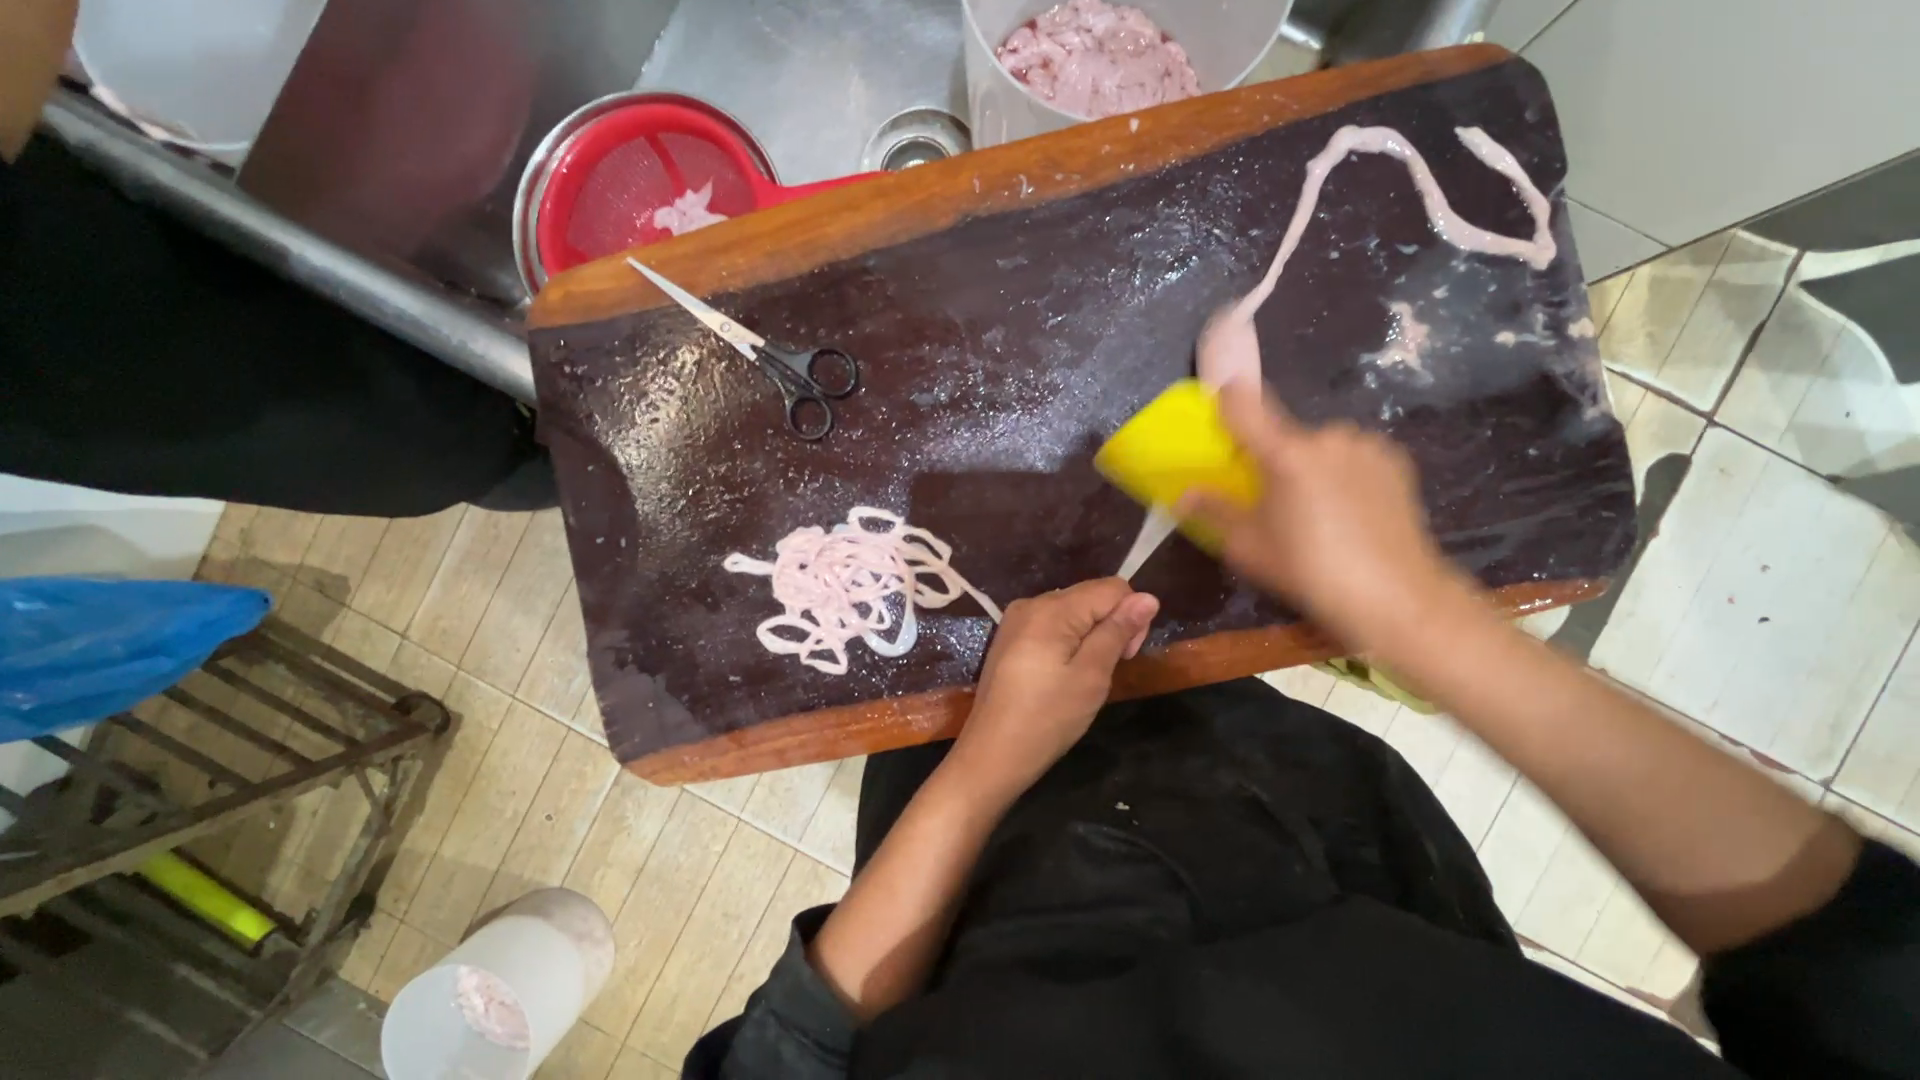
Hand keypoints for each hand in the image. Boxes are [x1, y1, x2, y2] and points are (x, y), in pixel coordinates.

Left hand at [946, 578, 1158, 802]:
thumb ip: (1118, 631)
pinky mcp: (1010, 638)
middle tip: (1105, 671)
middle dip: (1111, 625)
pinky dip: (1069, 642)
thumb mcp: (1091, 675)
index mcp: (1051, 608)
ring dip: (1091, 635)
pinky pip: (1053, 625)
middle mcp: (1031, 603)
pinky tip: (1063, 674)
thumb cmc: (1047, 717)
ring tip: (1084, 676)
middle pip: (1090, 596)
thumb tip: (1148, 597)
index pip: (1112, 587)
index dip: (1131, 616)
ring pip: (1073, 611)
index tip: (1127, 656)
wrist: (992, 754)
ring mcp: (1016, 620)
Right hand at [1180, 379, 1466, 654]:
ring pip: (1322, 447)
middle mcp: (1326, 436)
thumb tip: (1184, 496)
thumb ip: (1214, 511)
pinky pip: (1354, 458)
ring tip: (1320, 512)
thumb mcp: (1248, 547)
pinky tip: (1352, 512)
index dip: (1225, 401)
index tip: (1218, 417)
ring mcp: (1365, 445)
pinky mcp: (1395, 459)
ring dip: (1313, 467)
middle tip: (1276, 501)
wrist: (1395, 596)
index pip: (1242, 402)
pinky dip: (1345, 475)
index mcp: (1285, 453)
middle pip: (1285, 435)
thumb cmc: (1309, 572)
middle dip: (1276, 459)